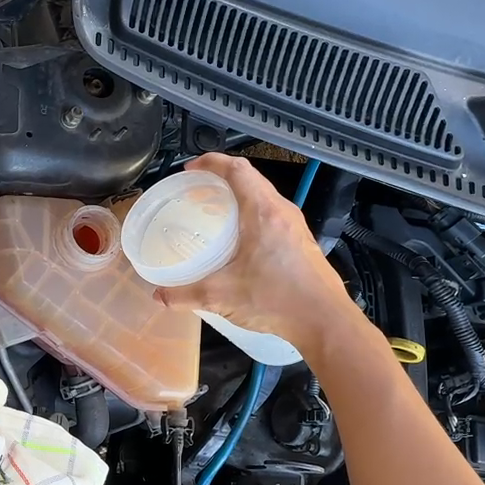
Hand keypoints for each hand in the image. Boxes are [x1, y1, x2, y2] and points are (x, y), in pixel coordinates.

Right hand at [153, 153, 360, 360]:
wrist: (324, 321)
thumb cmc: (277, 300)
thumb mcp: (219, 296)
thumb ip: (183, 295)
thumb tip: (160, 296)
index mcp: (263, 213)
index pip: (237, 170)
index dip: (211, 163)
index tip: (191, 168)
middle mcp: (282, 213)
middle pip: (251, 180)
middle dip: (220, 180)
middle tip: (196, 193)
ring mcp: (295, 228)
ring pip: (263, 198)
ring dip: (237, 198)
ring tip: (213, 214)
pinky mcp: (301, 244)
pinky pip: (272, 217)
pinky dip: (250, 216)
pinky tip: (237, 242)